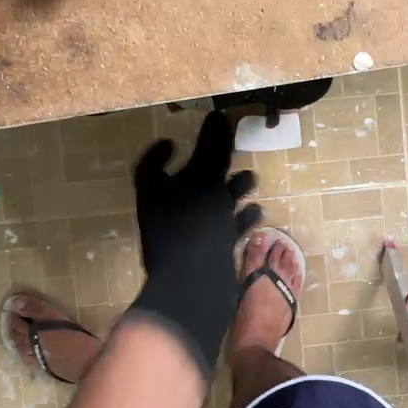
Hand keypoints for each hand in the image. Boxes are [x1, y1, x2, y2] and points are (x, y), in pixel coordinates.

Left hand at [124, 111, 261, 375]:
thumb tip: (215, 117)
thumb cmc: (194, 229)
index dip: (158, 155)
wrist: (194, 289)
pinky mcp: (208, 256)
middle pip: (188, 184)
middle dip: (211, 166)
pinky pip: (225, 232)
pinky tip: (256, 212)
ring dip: (232, 192)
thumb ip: (211, 150)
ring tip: (251, 179)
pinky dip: (240, 221)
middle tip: (231, 150)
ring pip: (211, 207)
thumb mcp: (203, 182)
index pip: (150, 169)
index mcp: (157, 195)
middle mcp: (169, 215)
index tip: (173, 142)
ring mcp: (188, 238)